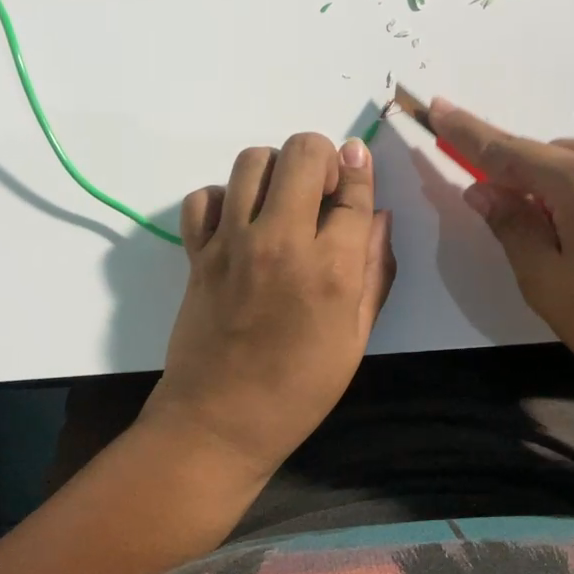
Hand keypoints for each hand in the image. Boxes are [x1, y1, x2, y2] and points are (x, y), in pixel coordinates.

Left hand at [142, 133, 395, 475]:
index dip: (360, 170)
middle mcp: (281, 241)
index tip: (358, 166)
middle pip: (303, 152)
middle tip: (320, 190)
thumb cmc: (298, 391)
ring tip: (279, 202)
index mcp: (330, 268)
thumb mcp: (354, 339)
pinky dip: (222, 198)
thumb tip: (377, 217)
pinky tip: (237, 223)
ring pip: (252, 160)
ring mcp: (232, 243)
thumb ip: (372, 273)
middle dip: (321, 157)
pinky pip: (203, 197)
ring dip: (274, 169)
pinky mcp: (196, 253)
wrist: (219, 421)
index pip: (352, 188)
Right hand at [431, 99, 573, 396]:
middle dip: (518, 172)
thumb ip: (512, 228)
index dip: (467, 132)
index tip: (436, 107)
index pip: (509, 150)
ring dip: (556, 190)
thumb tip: (484, 190)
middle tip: (500, 213)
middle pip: (552, 156)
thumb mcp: (547, 282)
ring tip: (551, 243)